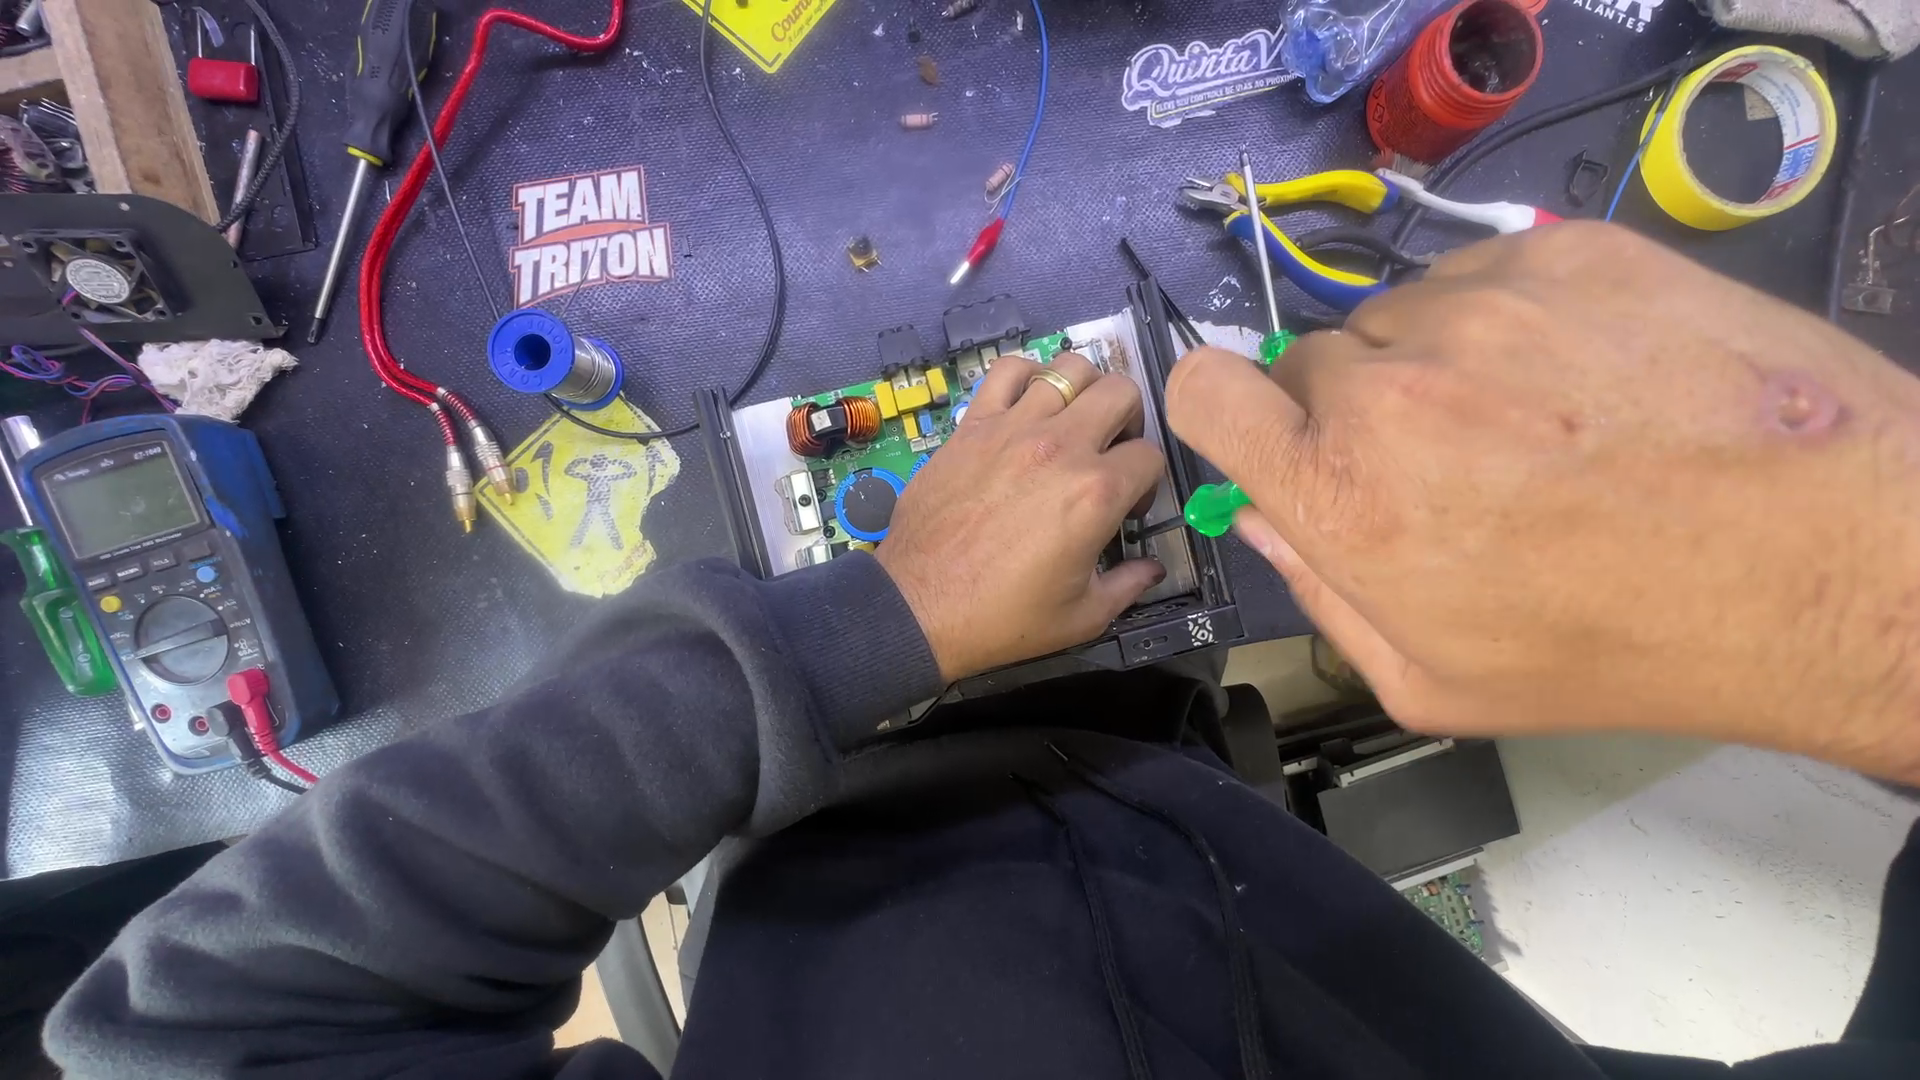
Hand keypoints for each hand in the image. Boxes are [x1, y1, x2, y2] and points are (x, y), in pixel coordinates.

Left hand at [877, 352, 1165, 681]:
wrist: (920, 607)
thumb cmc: (1002, 618)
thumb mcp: (1083, 617)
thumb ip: (1128, 586)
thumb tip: (1151, 570)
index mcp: (1096, 492)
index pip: (1150, 456)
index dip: (1147, 483)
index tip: (1124, 509)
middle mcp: (1061, 446)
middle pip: (1121, 392)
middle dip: (1129, 422)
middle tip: (1108, 456)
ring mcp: (1013, 428)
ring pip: (1070, 369)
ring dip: (1085, 392)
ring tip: (1072, 425)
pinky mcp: (973, 425)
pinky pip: (1007, 370)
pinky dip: (1027, 375)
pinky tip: (1028, 404)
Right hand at [1166, 222, 1919, 782]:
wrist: (1837, 567)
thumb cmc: (1603, 647)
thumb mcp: (1422, 677)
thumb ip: (1313, 593)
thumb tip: (1262, 514)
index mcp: (1337, 491)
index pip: (1202, 388)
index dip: (1216, 407)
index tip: (1262, 434)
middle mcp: (1387, 386)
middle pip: (1302, 362)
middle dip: (1339, 409)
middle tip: (1427, 459)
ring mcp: (1479, 309)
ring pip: (1389, 320)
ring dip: (1419, 364)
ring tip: (1515, 419)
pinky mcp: (1566, 255)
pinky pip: (1471, 279)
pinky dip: (1493, 322)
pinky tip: (1569, 374)